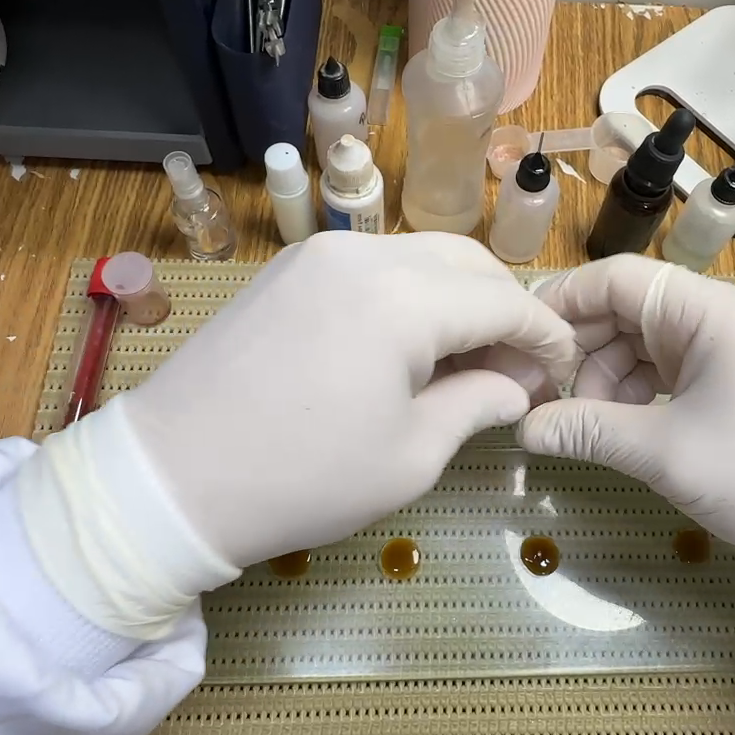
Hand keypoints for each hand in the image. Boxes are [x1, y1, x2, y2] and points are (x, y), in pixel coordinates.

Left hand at [15, 232, 580, 638]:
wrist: (171, 477)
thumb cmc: (301, 480)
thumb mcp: (410, 456)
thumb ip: (477, 405)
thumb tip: (518, 384)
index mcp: (402, 300)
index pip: (505, 301)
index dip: (547, 336)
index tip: (563, 373)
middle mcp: (365, 255)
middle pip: (468, 263)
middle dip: (506, 310)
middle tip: (516, 370)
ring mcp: (321, 255)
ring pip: (422, 257)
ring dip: (459, 299)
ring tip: (466, 360)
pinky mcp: (291, 269)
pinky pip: (376, 266)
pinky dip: (411, 295)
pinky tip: (410, 343)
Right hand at [518, 256, 734, 642]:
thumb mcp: (667, 455)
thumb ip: (588, 432)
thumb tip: (523, 429)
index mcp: (712, 312)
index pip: (618, 279)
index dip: (564, 303)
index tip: (523, 343)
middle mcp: (722, 314)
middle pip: (629, 309)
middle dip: (584, 351)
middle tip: (549, 398)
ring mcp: (732, 344)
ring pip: (645, 340)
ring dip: (608, 376)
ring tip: (587, 423)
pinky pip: (670, 365)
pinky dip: (638, 390)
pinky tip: (621, 424)